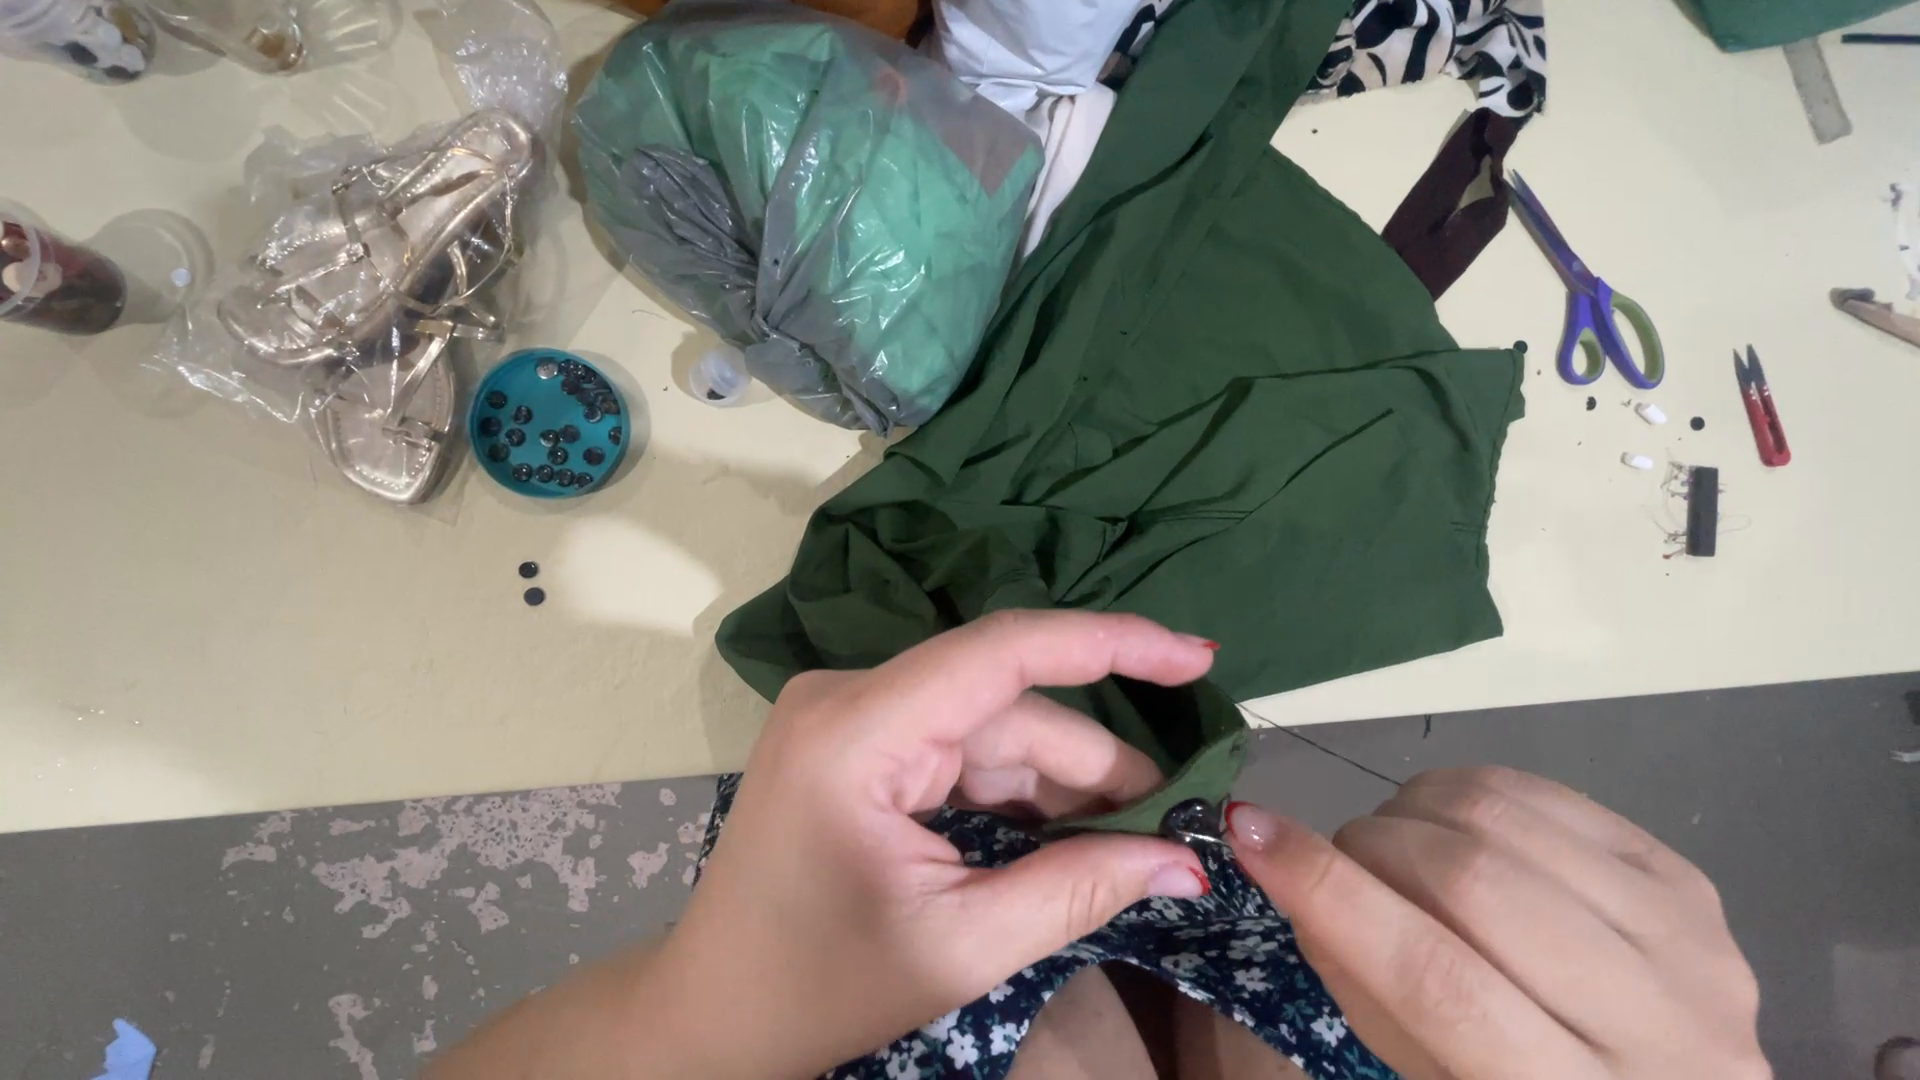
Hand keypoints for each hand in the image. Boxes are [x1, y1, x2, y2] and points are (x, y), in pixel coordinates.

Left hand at [651, 611, 1213, 1077]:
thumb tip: (1187, 857)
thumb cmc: (819, 986)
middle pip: (1006, 705)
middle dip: (1092, 762)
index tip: (1195, 656)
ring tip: (1129, 832)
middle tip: (1172, 819)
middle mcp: (853, 696)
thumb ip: (1077, 887)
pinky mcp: (862, 738)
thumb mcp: (958, 944)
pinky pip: (961, 745)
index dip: (1108, 642)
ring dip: (1060, 779)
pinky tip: (1065, 825)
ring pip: (991, 726)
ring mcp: (854, 713)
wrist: (713, 1011)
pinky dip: (1017, 786)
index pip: (1003, 652)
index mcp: (859, 728)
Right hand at [1227, 767, 1769, 1079]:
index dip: (1330, 892)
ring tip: (1399, 848)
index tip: (1245, 828)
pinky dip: (1455, 793)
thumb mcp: (1414, 1067)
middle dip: (1368, 847)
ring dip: (1408, 814)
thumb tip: (1279, 849)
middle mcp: (1665, 1032)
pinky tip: (1451, 829)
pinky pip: (1534, 791)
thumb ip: (1348, 965)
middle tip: (1342, 860)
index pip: (1438, 981)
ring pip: (1500, 819)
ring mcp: (1691, 946)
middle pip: (1473, 882)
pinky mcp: (1688, 880)